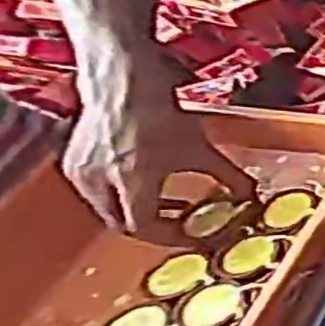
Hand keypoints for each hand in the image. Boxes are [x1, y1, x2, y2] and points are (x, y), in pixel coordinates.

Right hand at [64, 61, 255, 243]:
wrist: (125, 86)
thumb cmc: (164, 117)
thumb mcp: (203, 151)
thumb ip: (229, 177)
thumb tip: (250, 194)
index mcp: (131, 182)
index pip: (145, 226)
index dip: (173, 238)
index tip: (196, 239)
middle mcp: (98, 181)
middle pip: (124, 223)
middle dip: (157, 229)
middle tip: (186, 229)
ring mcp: (81, 172)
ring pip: (109, 209)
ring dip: (142, 213)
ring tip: (177, 208)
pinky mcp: (74, 162)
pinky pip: (99, 192)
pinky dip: (126, 197)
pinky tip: (153, 188)